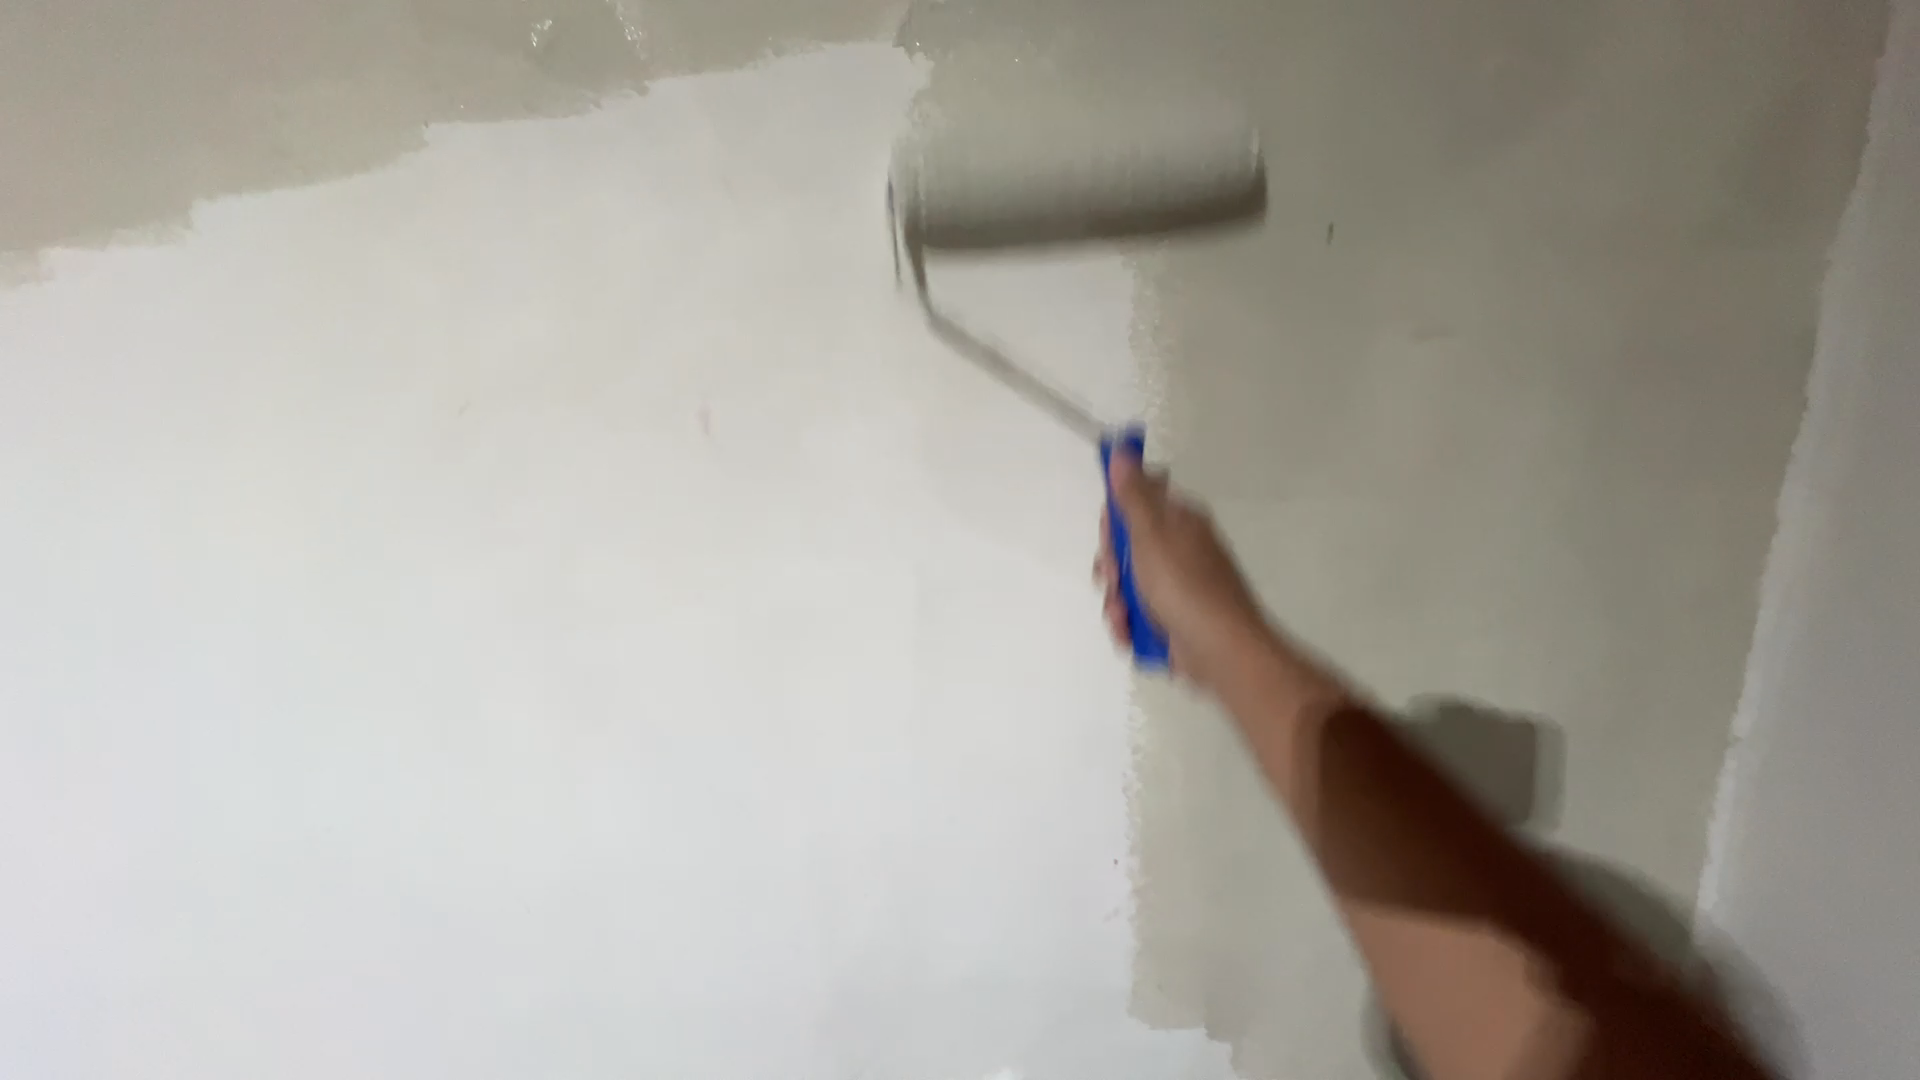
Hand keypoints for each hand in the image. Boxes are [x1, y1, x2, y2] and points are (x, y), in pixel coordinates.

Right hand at [1094, 451, 1269, 688]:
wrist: (1220, 651)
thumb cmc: (1185, 587)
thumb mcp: (1151, 535)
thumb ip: (1133, 495)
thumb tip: (1123, 452)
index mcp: (1179, 521)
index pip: (1139, 500)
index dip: (1116, 515)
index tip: (1109, 530)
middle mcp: (1178, 549)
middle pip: (1126, 546)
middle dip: (1110, 566)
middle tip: (1113, 577)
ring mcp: (1176, 586)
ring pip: (1126, 583)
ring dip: (1115, 601)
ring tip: (1123, 615)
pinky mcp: (1171, 618)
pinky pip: (1136, 613)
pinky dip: (1129, 624)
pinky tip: (1130, 633)